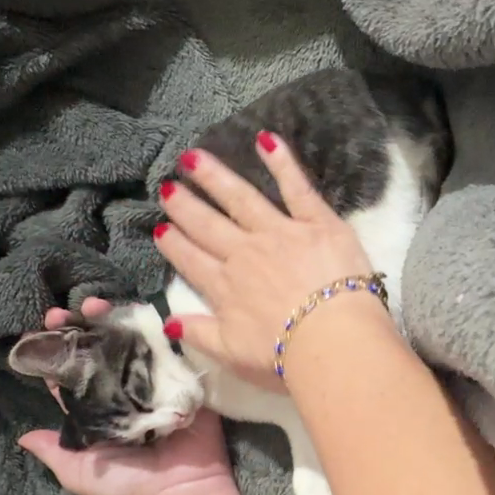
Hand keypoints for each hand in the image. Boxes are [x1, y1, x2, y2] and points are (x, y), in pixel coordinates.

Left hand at [16, 298, 238, 494]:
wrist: (184, 491)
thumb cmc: (131, 486)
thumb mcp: (80, 473)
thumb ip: (54, 452)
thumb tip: (22, 436)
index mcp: (98, 411)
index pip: (72, 375)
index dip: (57, 352)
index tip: (43, 330)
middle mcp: (125, 393)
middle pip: (101, 352)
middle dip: (82, 329)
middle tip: (65, 312)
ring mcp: (157, 384)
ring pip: (133, 345)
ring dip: (115, 322)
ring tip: (96, 303)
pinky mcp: (186, 380)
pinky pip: (172, 351)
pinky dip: (159, 330)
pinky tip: (141, 312)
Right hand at [154, 132, 381, 391]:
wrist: (333, 339)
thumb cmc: (286, 356)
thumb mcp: (233, 354)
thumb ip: (200, 334)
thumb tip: (169, 322)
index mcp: (225, 288)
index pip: (192, 261)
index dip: (174, 245)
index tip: (160, 230)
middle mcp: (245, 254)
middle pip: (208, 225)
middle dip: (186, 206)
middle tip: (168, 187)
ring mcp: (279, 233)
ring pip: (241, 199)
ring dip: (216, 178)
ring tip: (195, 159)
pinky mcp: (316, 222)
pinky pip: (296, 187)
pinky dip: (282, 162)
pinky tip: (266, 139)